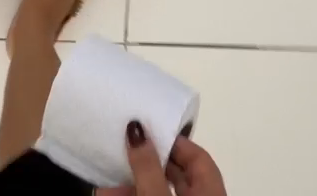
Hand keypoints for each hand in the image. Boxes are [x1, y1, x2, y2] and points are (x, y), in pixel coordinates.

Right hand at [102, 122, 227, 195]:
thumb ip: (147, 167)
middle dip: (145, 163)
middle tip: (123, 149)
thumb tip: (135, 127)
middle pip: (176, 174)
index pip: (198, 157)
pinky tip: (107, 192)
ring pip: (158, 191)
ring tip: (105, 181)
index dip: (172, 140)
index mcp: (211, 191)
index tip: (146, 130)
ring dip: (131, 183)